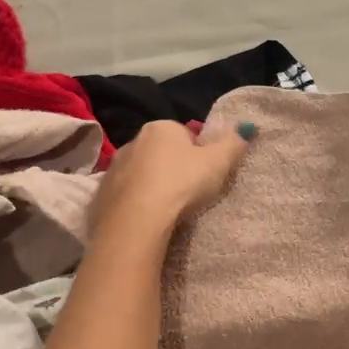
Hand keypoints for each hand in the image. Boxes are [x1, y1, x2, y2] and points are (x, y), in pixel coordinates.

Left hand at [90, 120, 254, 235]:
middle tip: (189, 192)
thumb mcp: (219, 162)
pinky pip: (125, 196)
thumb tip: (247, 127)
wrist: (136, 221)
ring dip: (153, 186)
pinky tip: (148, 219)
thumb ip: (234, 143)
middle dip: (173, 168)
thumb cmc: (182, 183)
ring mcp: (113, 169)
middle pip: (161, 153)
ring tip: (169, 209)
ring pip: (141, 174)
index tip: (204, 174)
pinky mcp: (100, 196)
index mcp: (161, 128)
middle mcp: (133, 142)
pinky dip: (135, 204)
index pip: (185, 135)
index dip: (198, 154)